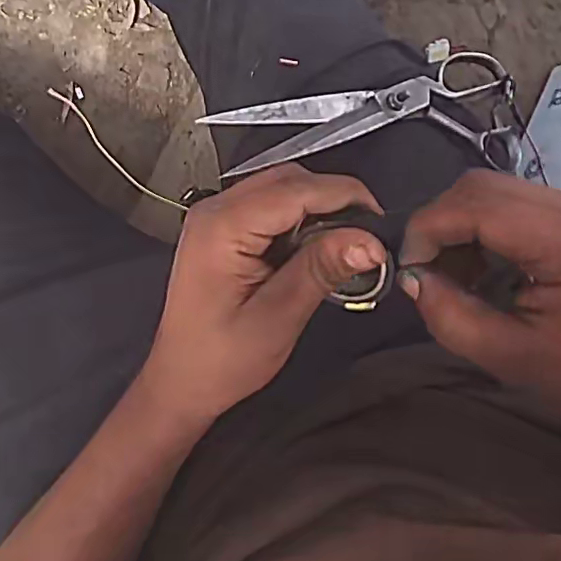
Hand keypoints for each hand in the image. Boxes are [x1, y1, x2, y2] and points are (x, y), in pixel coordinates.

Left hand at [138, 164, 386, 423]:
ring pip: (281, 187)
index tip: (380, 223)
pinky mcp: (222, 226)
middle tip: (367, 235)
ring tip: (346, 242)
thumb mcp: (278, 317)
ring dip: (318, 207)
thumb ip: (321, 269)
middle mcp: (215, 208)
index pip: (295, 190)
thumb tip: (371, 240)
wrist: (180, 380)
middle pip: (288, 179)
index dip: (344, 197)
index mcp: (222, 226)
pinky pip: (270, 204)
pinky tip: (315, 245)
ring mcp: (216, 214)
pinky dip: (300, 216)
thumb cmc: (222, 360)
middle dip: (334, 199)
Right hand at [398, 170, 560, 439]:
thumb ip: (449, 316)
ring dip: (457, 224)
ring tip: (452, 271)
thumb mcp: (509, 359)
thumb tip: (410, 278)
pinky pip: (508, 201)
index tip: (407, 267)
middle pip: (481, 187)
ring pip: (491, 189)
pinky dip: (478, 226)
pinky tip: (478, 263)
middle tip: (424, 269)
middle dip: (438, 223)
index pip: (479, 206)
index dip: (429, 229)